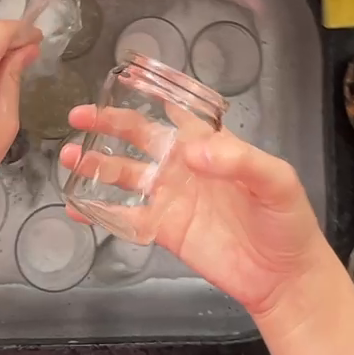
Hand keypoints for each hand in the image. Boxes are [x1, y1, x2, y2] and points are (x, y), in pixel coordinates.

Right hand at [61, 107, 331, 317]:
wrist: (283, 276)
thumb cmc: (285, 218)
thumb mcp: (275, 179)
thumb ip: (237, 161)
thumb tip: (192, 153)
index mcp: (208, 143)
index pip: (174, 110)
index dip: (149, 94)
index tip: (120, 79)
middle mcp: (182, 163)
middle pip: (138, 137)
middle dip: (107, 124)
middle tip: (78, 116)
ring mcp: (170, 197)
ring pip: (125, 174)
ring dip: (96, 164)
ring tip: (68, 156)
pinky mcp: (163, 230)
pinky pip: (125, 218)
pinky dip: (99, 211)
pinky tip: (75, 205)